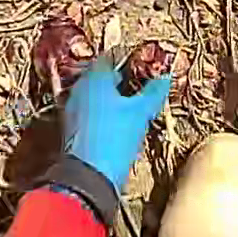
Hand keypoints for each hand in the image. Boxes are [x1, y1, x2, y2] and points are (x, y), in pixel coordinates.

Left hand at [61, 57, 172, 191]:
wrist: (88, 179)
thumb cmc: (115, 136)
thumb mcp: (140, 112)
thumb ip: (153, 91)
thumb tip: (166, 76)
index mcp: (94, 78)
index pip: (110, 57)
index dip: (128, 58)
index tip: (144, 64)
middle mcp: (79, 90)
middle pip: (101, 76)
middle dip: (122, 79)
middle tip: (143, 83)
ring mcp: (72, 110)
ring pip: (96, 95)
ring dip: (113, 97)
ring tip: (135, 104)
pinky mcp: (71, 129)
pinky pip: (91, 111)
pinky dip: (105, 111)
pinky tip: (121, 122)